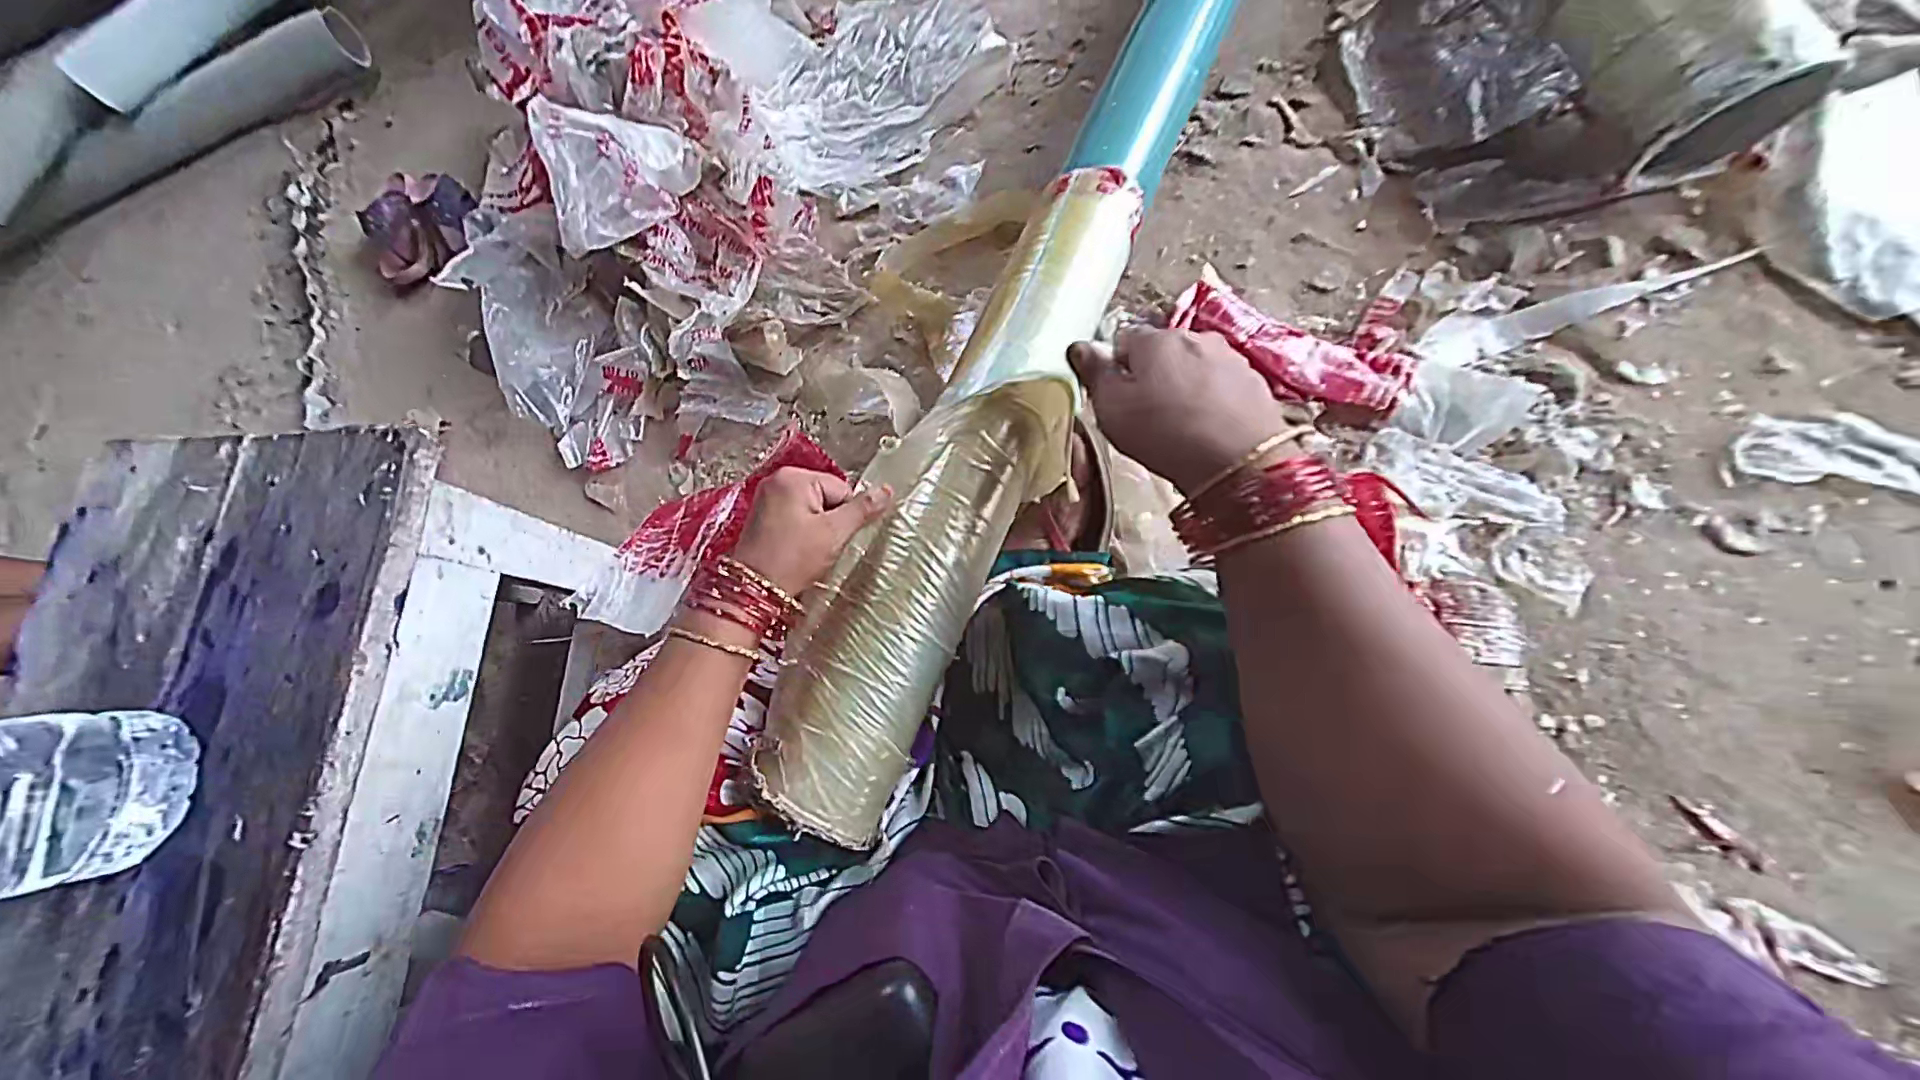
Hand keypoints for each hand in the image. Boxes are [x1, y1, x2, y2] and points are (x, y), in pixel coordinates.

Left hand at [731, 468, 892, 594]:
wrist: (755, 589)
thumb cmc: (792, 560)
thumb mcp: (834, 533)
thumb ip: (862, 509)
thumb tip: (886, 491)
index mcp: (794, 477)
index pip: (843, 489)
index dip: (846, 516)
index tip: (833, 537)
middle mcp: (778, 480)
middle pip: (828, 497)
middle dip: (831, 522)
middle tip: (819, 545)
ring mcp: (767, 497)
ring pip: (814, 509)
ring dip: (818, 529)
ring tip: (808, 549)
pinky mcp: (763, 515)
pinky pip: (797, 516)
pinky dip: (803, 532)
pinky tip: (798, 549)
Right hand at [1067, 328, 1295, 493]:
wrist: (1237, 460)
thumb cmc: (1164, 433)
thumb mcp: (1112, 408)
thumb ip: (1096, 374)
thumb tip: (1080, 347)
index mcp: (1155, 340)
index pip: (1124, 340)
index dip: (1115, 368)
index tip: (1116, 397)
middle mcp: (1194, 337)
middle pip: (1162, 352)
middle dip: (1153, 375)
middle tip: (1146, 414)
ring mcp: (1229, 357)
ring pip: (1194, 366)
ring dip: (1184, 386)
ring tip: (1180, 424)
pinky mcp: (1253, 381)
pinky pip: (1220, 384)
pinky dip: (1211, 399)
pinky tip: (1207, 427)